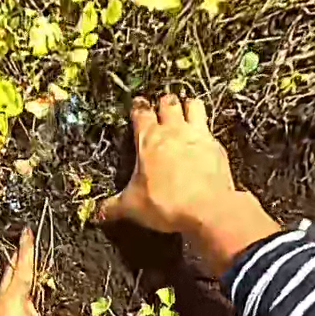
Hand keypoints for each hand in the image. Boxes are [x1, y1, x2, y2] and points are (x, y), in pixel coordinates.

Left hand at [0, 229, 97, 315]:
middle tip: (24, 244)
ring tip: (22, 266)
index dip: (27, 248)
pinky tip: (19, 298)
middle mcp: (2, 301)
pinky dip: (13, 293)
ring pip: (5, 287)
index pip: (23, 267)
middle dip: (18, 259)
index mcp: (15, 298)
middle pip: (10, 273)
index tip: (27, 231)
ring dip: (14, 275)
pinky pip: (5, 301)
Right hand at [95, 94, 278, 274]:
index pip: (141, 112)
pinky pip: (210, 129)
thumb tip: (98, 213)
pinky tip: (202, 141)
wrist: (207, 208)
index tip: (137, 105)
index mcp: (148, 139)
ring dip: (188, 106)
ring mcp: (197, 135)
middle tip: (161, 109)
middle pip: (168, 102)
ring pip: (193, 105)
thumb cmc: (165, 202)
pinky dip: (205, 131)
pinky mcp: (216, 147)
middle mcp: (173, 130)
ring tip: (184, 113)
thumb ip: (113, 207)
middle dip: (164, 103)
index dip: (138, 107)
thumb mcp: (132, 207)